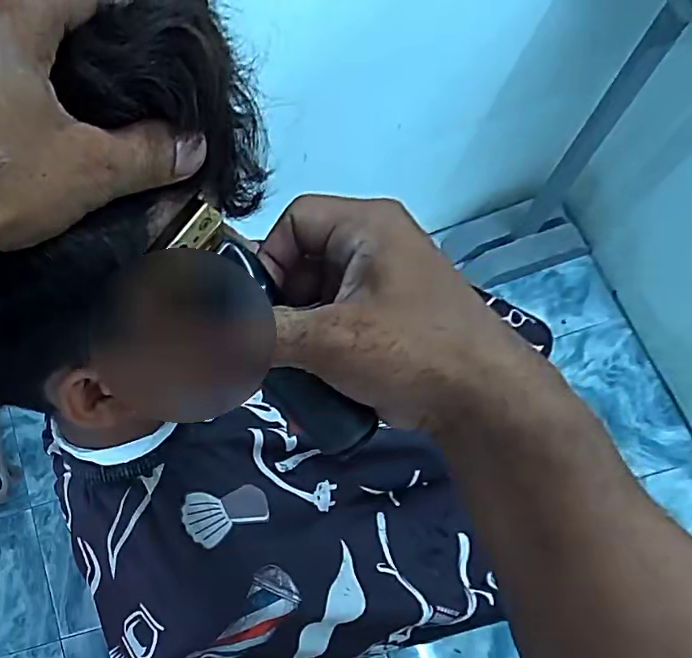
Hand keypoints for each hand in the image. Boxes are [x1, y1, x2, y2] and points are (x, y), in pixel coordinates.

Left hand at [0, 0, 207, 257]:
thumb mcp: (85, 171)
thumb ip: (144, 155)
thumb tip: (191, 148)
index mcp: (13, 9)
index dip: (120, 12)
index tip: (138, 36)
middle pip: (31, 1)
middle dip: (68, 27)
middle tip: (96, 65)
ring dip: (19, 40)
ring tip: (46, 84)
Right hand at [259, 195, 551, 432]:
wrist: (482, 400)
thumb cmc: (409, 352)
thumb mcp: (327, 340)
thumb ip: (262, 333)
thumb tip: (209, 332)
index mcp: (366, 227)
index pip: (293, 222)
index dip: (267, 261)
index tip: (257, 309)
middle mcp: (374, 249)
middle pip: (301, 267)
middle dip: (277, 312)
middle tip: (266, 351)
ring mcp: (383, 290)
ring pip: (315, 306)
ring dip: (294, 344)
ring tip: (287, 379)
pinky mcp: (387, 327)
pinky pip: (335, 332)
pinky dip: (317, 359)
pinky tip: (309, 393)